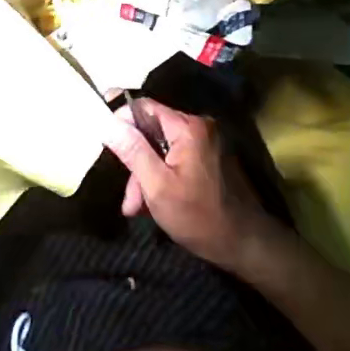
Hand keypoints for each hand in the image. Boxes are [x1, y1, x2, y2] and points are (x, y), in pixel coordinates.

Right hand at [102, 99, 284, 270]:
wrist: (245, 243)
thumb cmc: (198, 215)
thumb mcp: (157, 186)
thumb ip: (132, 151)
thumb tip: (109, 122)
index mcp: (188, 127)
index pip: (145, 107)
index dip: (121, 119)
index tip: (104, 138)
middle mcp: (199, 128)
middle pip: (152, 132)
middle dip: (135, 162)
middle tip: (128, 199)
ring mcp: (206, 144)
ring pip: (162, 150)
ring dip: (147, 176)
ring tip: (138, 209)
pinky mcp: (209, 160)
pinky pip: (176, 160)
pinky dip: (163, 178)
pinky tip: (154, 205)